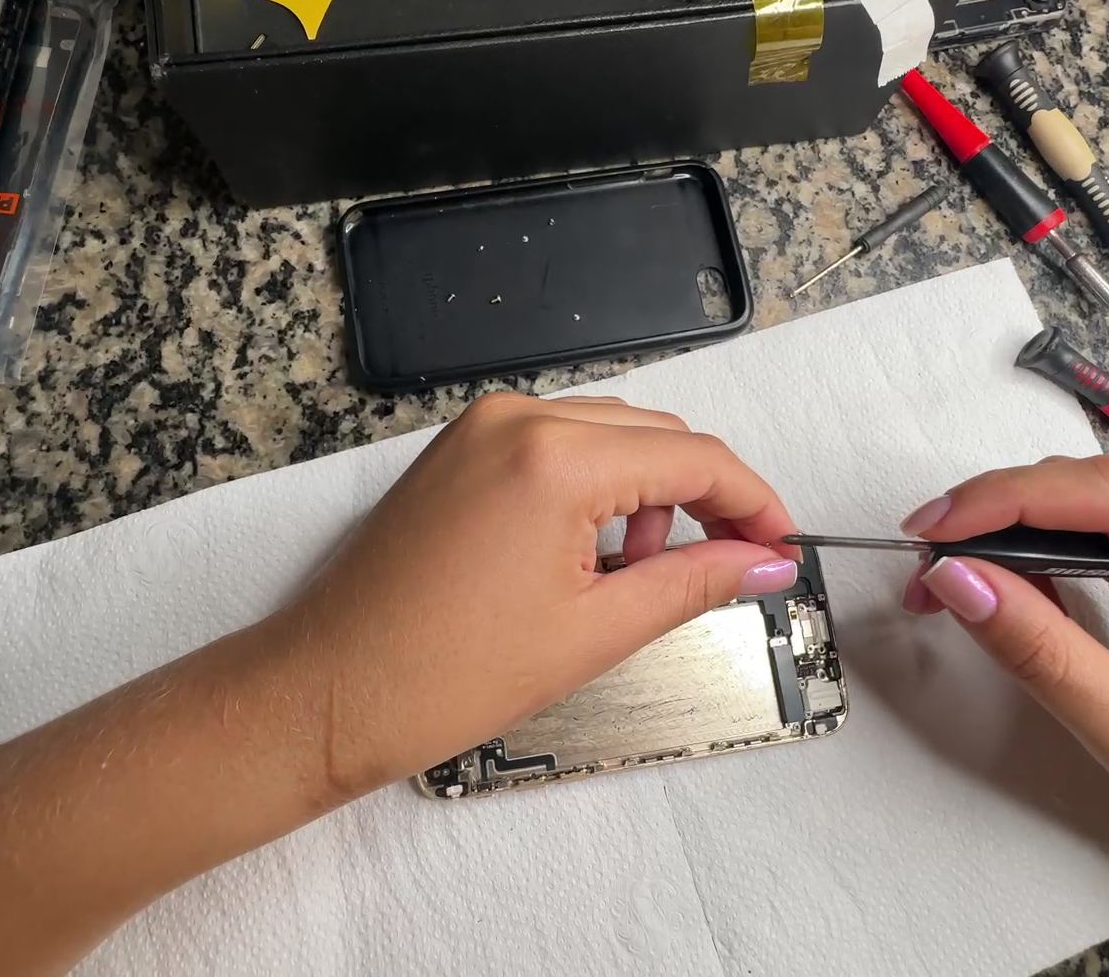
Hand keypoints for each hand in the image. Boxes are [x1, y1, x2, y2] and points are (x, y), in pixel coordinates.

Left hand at [280, 392, 800, 800]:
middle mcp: (517, 417)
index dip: (752, 500)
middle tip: (730, 559)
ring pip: (609, 434)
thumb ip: (694, 582)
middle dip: (703, 496)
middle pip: (655, 435)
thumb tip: (763, 562)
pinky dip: (595, 482)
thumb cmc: (441, 673)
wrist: (329, 690)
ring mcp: (482, 425)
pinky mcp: (462, 445)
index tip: (779, 541)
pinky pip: (558, 440)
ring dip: (647, 490)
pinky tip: (588, 544)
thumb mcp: (594, 631)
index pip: (692, 457)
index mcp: (554, 456)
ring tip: (635, 568)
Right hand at [897, 456, 1108, 872]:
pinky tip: (995, 575)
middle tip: (925, 565)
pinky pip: (1091, 526)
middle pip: (1095, 488)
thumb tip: (949, 575)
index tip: (930, 530)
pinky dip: (1030, 544)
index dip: (1011, 498)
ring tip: (948, 575)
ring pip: (1085, 498)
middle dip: (997, 514)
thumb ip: (1040, 650)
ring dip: (1005, 527)